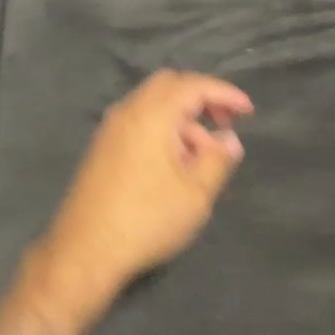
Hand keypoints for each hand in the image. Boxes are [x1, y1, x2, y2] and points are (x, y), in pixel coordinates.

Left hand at [33, 71, 253, 312]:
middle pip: (168, 86)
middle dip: (201, 99)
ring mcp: (109, 130)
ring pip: (152, 106)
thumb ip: (217, 160)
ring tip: (202, 160)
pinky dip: (161, 132)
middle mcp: (127, 112)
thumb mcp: (195, 194)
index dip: (224, 93)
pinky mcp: (101, 149)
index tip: (248, 111)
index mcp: (151, 114)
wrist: (85, 249)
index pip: (193, 85)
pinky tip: (174, 167)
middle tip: (224, 124)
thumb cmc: (147, 219)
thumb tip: (229, 139)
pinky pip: (138, 124)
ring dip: (182, 121)